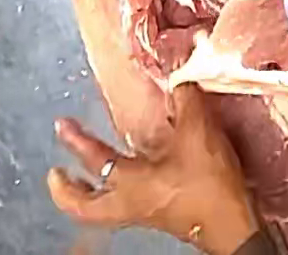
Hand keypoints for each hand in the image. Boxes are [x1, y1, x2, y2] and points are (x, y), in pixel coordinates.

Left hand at [47, 84, 260, 254]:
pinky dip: (116, 187)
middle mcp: (130, 201)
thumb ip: (183, 93)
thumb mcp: (196, 128)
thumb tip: (177, 65)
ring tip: (85, 171)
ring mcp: (143, 211)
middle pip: (85, 206)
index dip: (75, 142)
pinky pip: (123, 203)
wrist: (231, 222)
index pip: (93, 161)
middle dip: (67, 189)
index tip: (61, 127)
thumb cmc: (206, 180)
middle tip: (56, 172)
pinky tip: (131, 168)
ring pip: (103, 207)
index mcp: (130, 182)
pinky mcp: (159, 212)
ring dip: (89, 190)